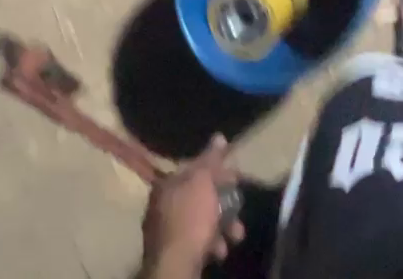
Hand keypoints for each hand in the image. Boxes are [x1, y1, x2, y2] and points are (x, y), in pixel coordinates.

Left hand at [139, 134, 245, 278]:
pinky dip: (212, 241)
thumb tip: (219, 136)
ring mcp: (167, 230)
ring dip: (223, 224)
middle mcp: (163, 205)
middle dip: (224, 202)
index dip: (218, 171)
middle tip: (239, 207)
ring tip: (236, 234)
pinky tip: (221, 248)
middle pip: (201, 195)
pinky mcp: (174, 251)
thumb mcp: (203, 182)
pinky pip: (198, 239)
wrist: (175, 265)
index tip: (236, 178)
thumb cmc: (190, 218)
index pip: (196, 169)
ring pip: (202, 219)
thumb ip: (211, 159)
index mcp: (167, 185)